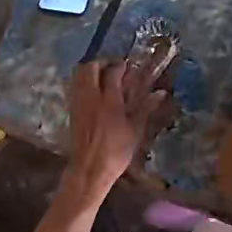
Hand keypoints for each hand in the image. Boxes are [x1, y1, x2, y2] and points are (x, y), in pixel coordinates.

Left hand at [65, 60, 165, 196]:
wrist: (89, 168)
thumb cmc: (116, 151)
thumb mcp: (135, 130)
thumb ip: (145, 108)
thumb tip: (160, 93)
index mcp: (109, 100)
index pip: (113, 72)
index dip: (121, 66)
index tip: (128, 66)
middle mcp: (91, 97)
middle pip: (90, 68)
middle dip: (102, 63)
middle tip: (113, 68)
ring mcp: (78, 102)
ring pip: (78, 75)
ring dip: (90, 70)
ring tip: (102, 76)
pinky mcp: (72, 110)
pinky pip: (74, 87)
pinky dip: (82, 81)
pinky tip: (93, 90)